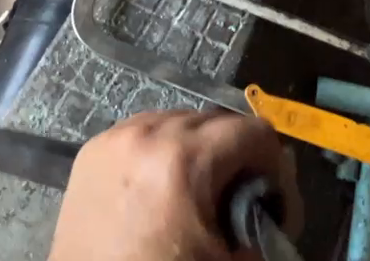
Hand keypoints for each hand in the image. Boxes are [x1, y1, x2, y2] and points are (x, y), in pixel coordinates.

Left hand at [49, 110, 303, 260]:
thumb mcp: (227, 259)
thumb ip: (266, 220)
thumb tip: (277, 194)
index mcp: (185, 159)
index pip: (254, 131)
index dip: (274, 167)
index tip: (272, 203)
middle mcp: (149, 133)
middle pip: (218, 123)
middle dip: (236, 159)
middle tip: (237, 202)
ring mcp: (116, 137)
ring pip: (181, 122)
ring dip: (199, 150)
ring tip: (196, 194)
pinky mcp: (92, 150)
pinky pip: (144, 132)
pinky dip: (161, 151)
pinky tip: (161, 189)